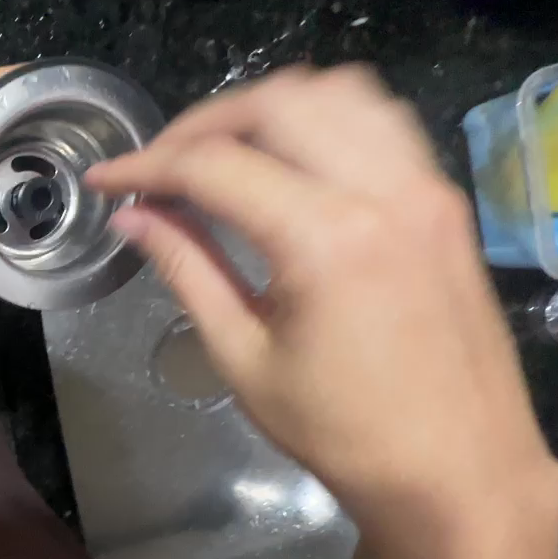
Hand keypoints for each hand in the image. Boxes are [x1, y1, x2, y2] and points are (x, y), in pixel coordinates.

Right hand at [83, 65, 557, 548]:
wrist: (456, 465)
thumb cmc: (335, 426)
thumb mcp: (239, 352)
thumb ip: (185, 268)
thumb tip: (131, 218)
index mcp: (326, 240)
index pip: (216, 167)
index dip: (145, 166)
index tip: (101, 181)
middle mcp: (385, 192)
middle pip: (279, 103)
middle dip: (198, 124)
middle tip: (153, 168)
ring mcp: (425, 188)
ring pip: (337, 93)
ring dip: (260, 110)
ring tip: (209, 155)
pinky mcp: (440, 199)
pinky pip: (376, 120)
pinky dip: (315, 120)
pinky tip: (277, 162)